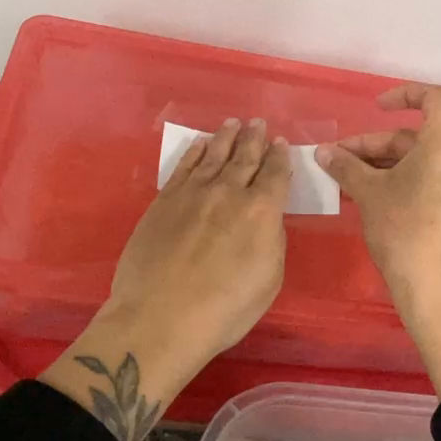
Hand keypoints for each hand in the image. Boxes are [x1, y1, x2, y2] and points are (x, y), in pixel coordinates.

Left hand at [39, 118, 290, 440]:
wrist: (160, 317)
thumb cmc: (224, 310)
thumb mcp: (269, 280)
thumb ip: (272, 241)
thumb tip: (267, 219)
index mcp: (262, 210)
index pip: (276, 173)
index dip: (280, 156)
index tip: (280, 143)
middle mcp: (229, 191)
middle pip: (245, 157)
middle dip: (255, 138)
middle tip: (258, 123)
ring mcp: (193, 192)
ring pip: (214, 155)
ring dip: (226, 137)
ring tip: (233, 124)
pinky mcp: (164, 200)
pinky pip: (184, 167)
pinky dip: (195, 152)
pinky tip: (200, 145)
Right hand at [317, 85, 440, 396]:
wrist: (432, 289)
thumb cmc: (402, 232)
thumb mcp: (369, 194)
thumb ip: (346, 166)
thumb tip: (323, 152)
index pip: (434, 99)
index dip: (405, 94)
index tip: (376, 106)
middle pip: (415, 136)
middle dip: (374, 143)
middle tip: (338, 159)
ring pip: (417, 160)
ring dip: (381, 163)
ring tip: (345, 178)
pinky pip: (424, 179)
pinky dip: (397, 178)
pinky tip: (366, 195)